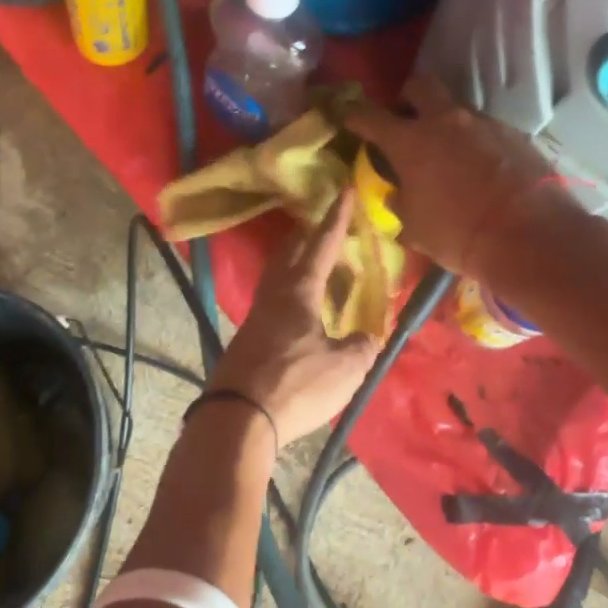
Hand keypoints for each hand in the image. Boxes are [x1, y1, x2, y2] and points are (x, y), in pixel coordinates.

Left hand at [205, 192, 379, 446]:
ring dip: (296, 261)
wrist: (238, 416)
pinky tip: (298, 306)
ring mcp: (256, 316)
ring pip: (278, 275)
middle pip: (291, 253)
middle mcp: (273, 294)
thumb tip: (370, 335)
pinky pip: (273, 298)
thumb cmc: (295, 385)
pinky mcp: (249, 338)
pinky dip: (290, 289)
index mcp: (298, 291)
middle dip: (309, 235)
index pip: (321, 245)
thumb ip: (362, 347)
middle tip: (325, 223)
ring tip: (313, 261)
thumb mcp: (344, 368)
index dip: (336, 219)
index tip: (344, 191)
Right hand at [343, 75, 571, 279]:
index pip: (370, 116)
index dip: (356, 115)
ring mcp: (484, 123)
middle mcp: (445, 120)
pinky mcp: (515, 135)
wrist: (531, 237)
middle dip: (408, 98)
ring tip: (450, 153)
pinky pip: (487, 130)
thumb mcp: (415, 226)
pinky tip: (483, 170)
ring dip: (447, 123)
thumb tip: (398, 194)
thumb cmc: (459, 234)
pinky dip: (478, 143)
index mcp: (410, 140)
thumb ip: (401, 202)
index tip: (350, 117)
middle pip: (420, 86)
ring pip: (457, 108)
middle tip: (406, 121)